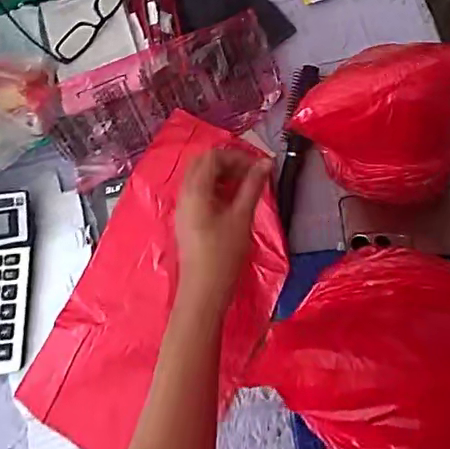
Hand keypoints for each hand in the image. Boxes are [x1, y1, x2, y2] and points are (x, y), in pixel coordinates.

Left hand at [172, 148, 270, 316]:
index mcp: (195, 190)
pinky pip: (199, 192)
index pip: (213, 156)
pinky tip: (234, 201)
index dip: (237, 156)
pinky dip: (217, 188)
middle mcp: (184, 194)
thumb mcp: (242, 217)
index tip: (258, 166)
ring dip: (223, 175)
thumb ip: (253, 186)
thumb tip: (266, 163)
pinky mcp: (186, 219)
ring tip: (247, 186)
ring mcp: (183, 207)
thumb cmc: (223, 255)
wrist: (203, 292)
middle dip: (229, 163)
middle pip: (203, 163)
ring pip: (200, 178)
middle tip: (252, 173)